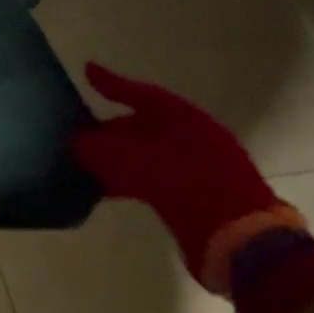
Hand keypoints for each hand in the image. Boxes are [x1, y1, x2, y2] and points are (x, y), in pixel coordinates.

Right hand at [70, 62, 302, 292]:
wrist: (238, 240)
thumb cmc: (186, 184)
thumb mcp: (135, 160)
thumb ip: (100, 148)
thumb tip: (75, 142)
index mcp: (185, 119)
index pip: (142, 94)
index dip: (112, 83)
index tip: (87, 72)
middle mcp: (192, 139)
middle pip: (142, 125)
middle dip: (109, 130)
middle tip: (76, 133)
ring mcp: (196, 170)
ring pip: (144, 154)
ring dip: (115, 158)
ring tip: (83, 162)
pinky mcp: (193, 199)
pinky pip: (151, 179)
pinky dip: (127, 179)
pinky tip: (104, 187)